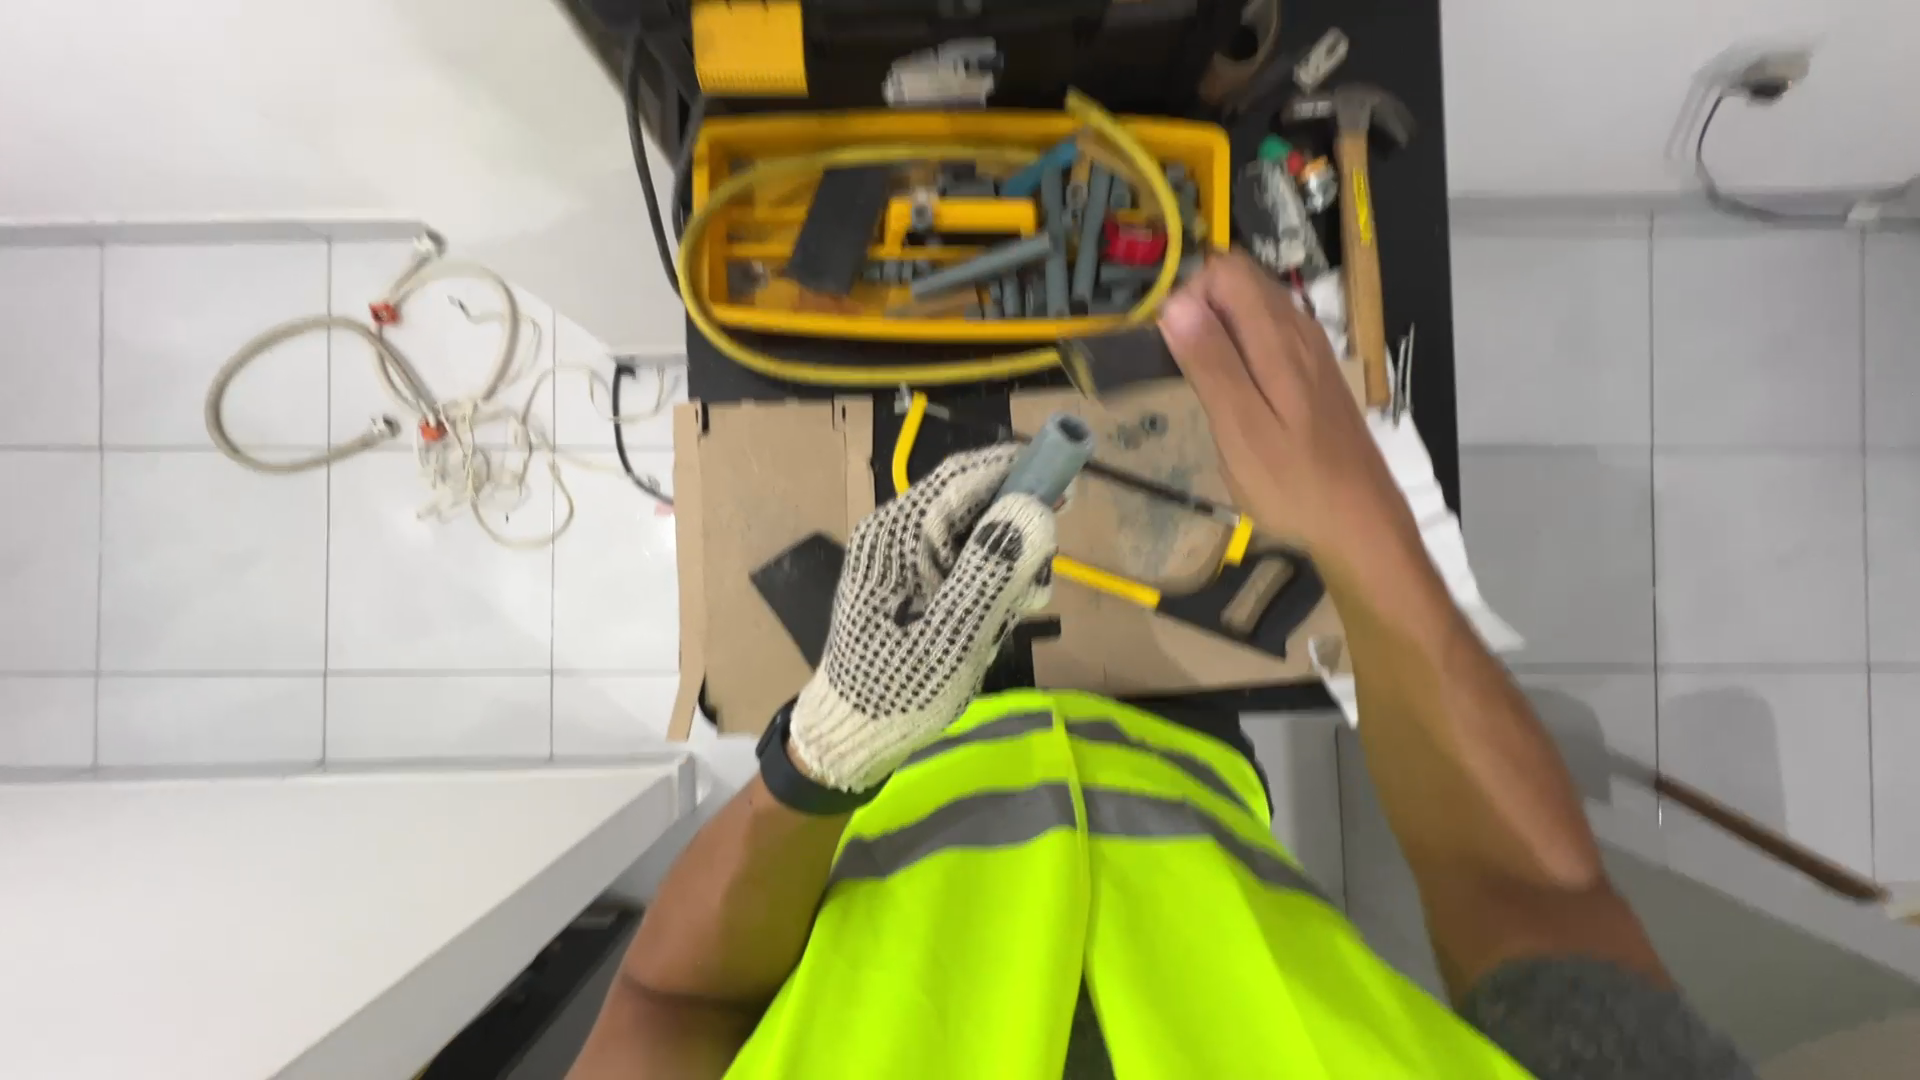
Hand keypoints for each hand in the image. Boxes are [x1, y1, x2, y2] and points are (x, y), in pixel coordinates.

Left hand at [789, 445, 1056, 791]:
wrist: (854, 735)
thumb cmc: (894, 692)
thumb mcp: (950, 639)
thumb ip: (992, 573)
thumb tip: (1034, 508)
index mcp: (895, 536)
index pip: (963, 478)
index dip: (1018, 473)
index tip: (1067, 487)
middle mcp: (898, 534)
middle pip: (976, 505)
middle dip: (1016, 540)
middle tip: (1035, 589)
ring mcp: (906, 558)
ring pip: (981, 538)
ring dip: (1008, 573)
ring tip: (1007, 621)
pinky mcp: (917, 581)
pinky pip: (970, 566)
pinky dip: (992, 590)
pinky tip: (990, 627)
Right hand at [1158, 253, 1414, 576]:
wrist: (1359, 521)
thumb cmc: (1292, 483)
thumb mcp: (1239, 428)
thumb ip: (1209, 363)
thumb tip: (1174, 304)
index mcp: (1278, 337)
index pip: (1225, 270)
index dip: (1187, 294)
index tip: (1169, 344)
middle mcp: (1299, 330)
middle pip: (1241, 282)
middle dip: (1199, 308)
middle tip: (1180, 365)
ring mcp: (1310, 351)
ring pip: (1255, 308)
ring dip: (1217, 328)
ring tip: (1200, 381)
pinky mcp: (1313, 374)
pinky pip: (1268, 335)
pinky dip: (1240, 347)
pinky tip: (1232, 392)